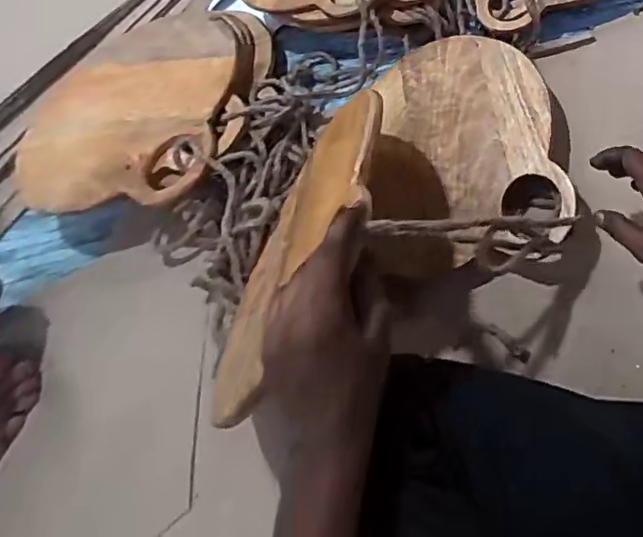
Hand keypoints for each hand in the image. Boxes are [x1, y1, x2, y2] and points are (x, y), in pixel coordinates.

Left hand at [262, 203, 390, 450]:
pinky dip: (302, 284)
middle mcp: (287, 313)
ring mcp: (269, 328)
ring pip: (293, 279)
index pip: (331, 252)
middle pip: (310, 263)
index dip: (346, 223)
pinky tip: (318, 288)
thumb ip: (369, 289)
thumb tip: (362, 257)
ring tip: (340, 263)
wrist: (321, 442)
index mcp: (320, 310)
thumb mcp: (379, 334)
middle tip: (357, 233)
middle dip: (333, 245)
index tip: (359, 200)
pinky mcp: (263, 341)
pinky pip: (282, 298)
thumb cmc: (360, 386)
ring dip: (316, 265)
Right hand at [592, 147, 642, 286]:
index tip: (594, 164)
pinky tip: (639, 190)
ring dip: (633, 168)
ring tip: (615, 176)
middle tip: (602, 168)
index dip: (610, 156)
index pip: (631, 157)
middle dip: (620, 159)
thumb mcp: (641, 245)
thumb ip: (618, 227)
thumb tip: (599, 214)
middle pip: (642, 158)